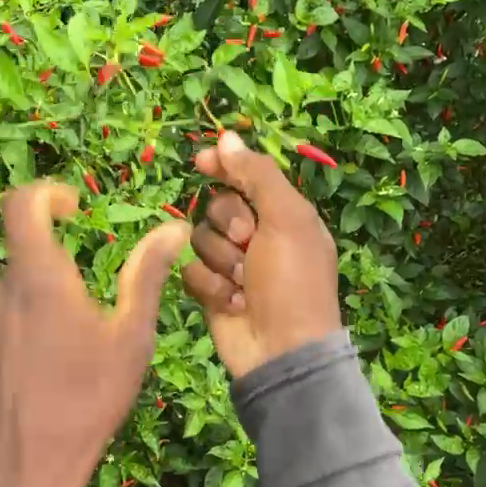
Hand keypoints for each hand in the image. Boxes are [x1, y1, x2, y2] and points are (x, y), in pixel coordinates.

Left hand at [0, 182, 190, 486]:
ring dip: (35, 305)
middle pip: (25, 257)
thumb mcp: (129, 341)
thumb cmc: (87, 402)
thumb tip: (172, 229)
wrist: (25, 468)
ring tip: (60, 356)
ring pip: (10, 292)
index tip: (73, 210)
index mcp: (37, 278)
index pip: (23, 203)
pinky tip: (32, 372)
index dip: (48, 194)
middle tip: (85, 319)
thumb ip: (146, 276)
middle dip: (55, 272)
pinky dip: (13, 328)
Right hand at [180, 130, 341, 379]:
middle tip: (249, 244)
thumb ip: (257, 174)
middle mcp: (257, 237)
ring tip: (244, 284)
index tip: (201, 160)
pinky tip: (233, 304)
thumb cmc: (294, 282)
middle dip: (229, 225)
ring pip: (199, 240)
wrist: (280, 350)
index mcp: (284, 215)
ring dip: (221, 262)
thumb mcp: (287, 219)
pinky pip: (191, 272)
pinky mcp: (210, 292)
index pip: (246, 178)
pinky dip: (210, 287)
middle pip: (217, 206)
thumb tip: (226, 136)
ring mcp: (231, 265)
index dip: (224, 166)